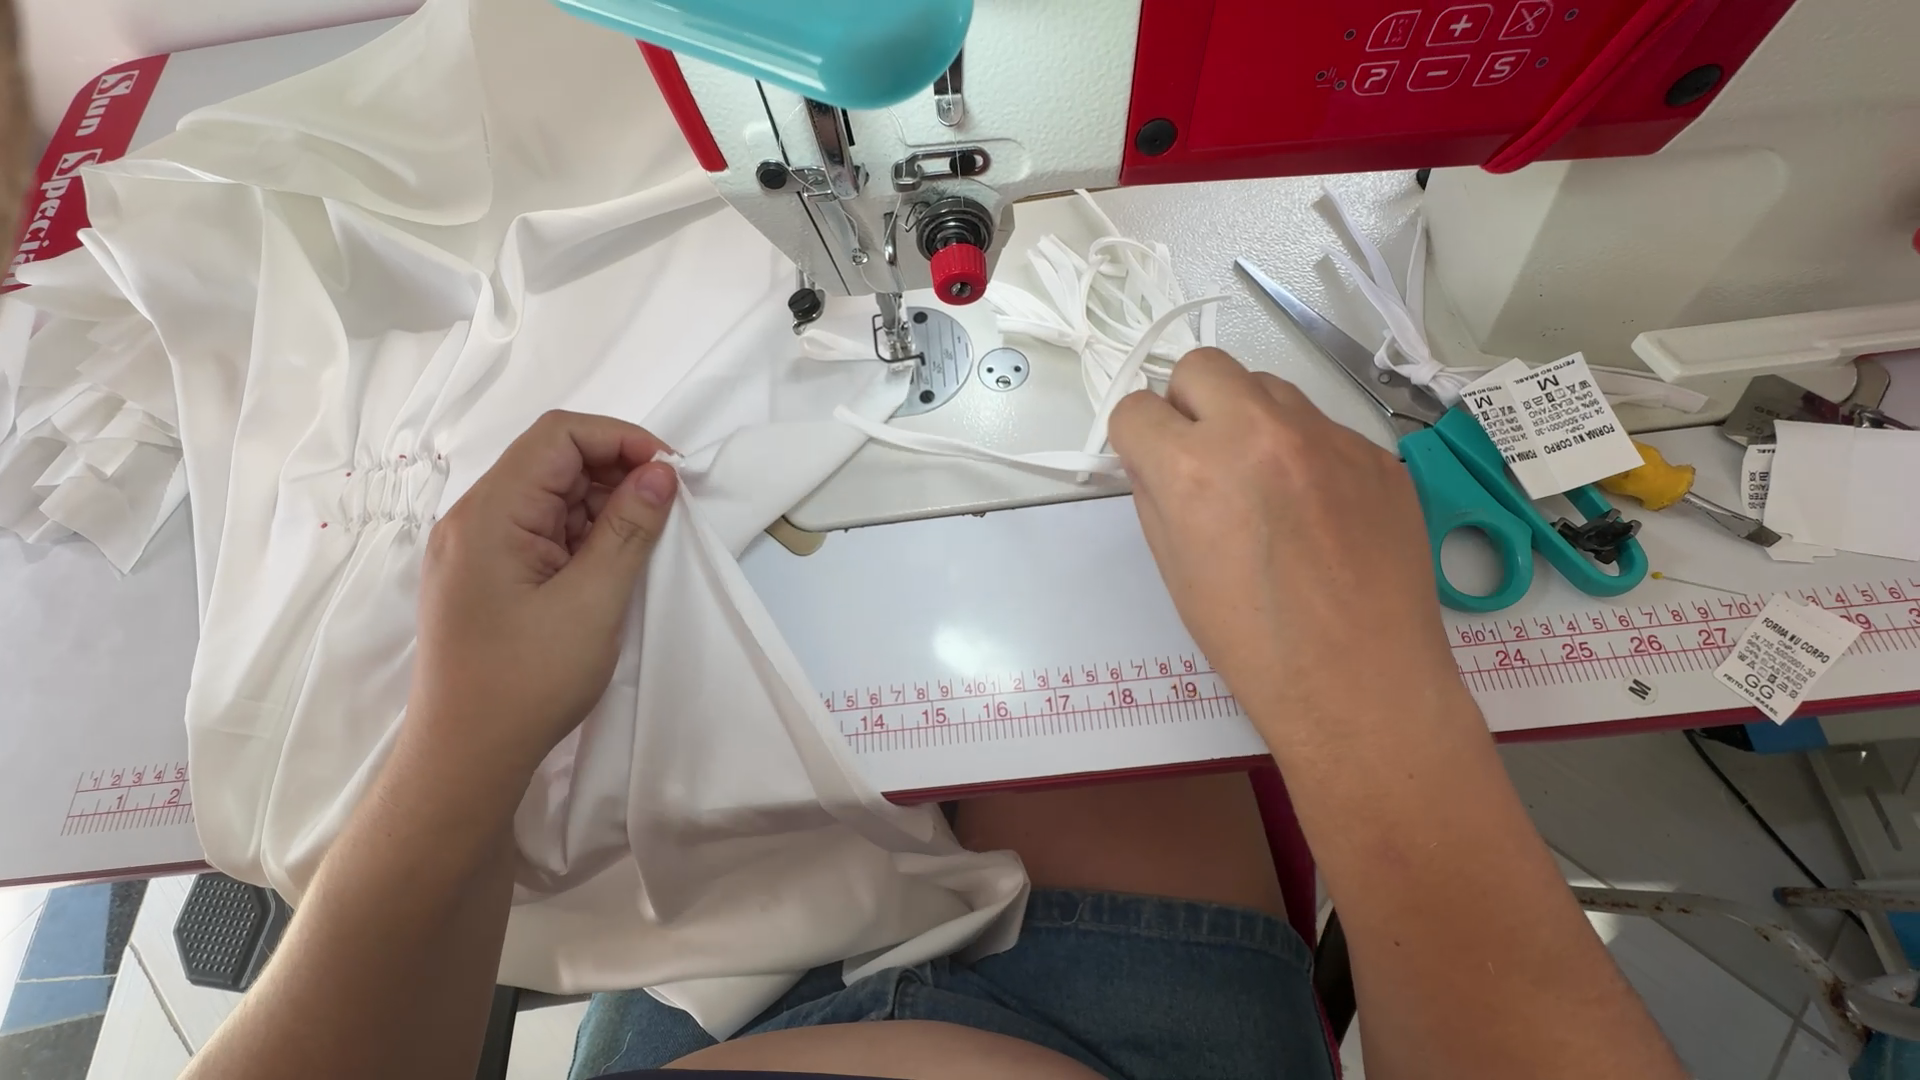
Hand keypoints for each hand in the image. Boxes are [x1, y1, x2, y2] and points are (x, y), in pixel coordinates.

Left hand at [409, 410, 677, 777]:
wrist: (468, 757)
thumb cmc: (530, 679)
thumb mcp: (594, 601)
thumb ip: (630, 529)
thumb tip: (662, 473)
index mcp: (490, 514)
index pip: (558, 436)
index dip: (621, 439)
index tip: (671, 473)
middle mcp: (476, 518)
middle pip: (554, 461)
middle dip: (618, 472)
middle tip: (667, 511)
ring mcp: (480, 548)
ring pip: (554, 496)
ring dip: (606, 506)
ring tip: (644, 543)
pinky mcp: (492, 575)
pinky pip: (546, 530)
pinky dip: (587, 535)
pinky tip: (613, 564)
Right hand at [1109, 349, 1457, 744]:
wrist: (1359, 681)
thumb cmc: (1250, 641)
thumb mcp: (1175, 569)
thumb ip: (1155, 496)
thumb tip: (1154, 460)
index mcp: (1194, 469)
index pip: (1136, 408)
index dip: (1134, 438)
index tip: (1147, 461)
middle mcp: (1260, 433)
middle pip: (1200, 366)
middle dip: (1185, 402)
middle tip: (1198, 452)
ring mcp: (1327, 436)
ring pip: (1266, 384)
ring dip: (1246, 416)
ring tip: (1259, 477)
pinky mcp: (1376, 452)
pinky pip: (1321, 426)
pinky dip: (1301, 450)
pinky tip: (1315, 507)